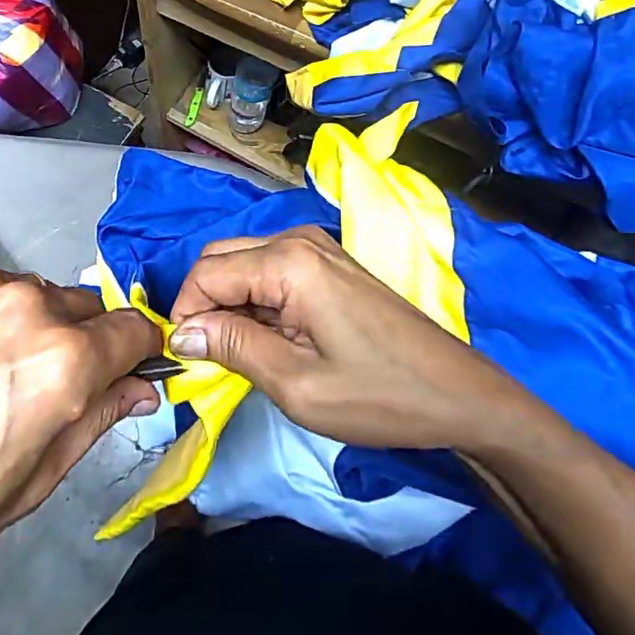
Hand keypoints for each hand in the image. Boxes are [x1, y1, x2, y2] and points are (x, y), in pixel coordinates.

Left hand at [0, 268, 161, 634]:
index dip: (140, 357)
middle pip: (95, 310)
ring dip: (42, 331)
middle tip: (54, 396)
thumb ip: (99, 420)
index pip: (140, 330)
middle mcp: (28, 308)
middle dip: (91, 346)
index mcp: (62, 361)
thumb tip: (141, 388)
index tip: (128, 380)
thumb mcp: (28, 487)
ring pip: (44, 300)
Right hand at [167, 226, 534, 449]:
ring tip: (249, 357)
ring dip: (233, 306)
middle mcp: (301, 240)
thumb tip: (181, 330)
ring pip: (246, 265)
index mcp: (289, 261)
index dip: (186, 317)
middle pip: (222, 260)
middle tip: (217, 361)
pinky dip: (260, 303)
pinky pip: (275, 273)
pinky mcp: (332, 266)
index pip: (204, 273)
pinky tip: (276, 342)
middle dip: (206, 307)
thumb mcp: (295, 382)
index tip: (190, 362)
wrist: (453, 391)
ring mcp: (321, 250)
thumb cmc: (378, 394)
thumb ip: (233, 346)